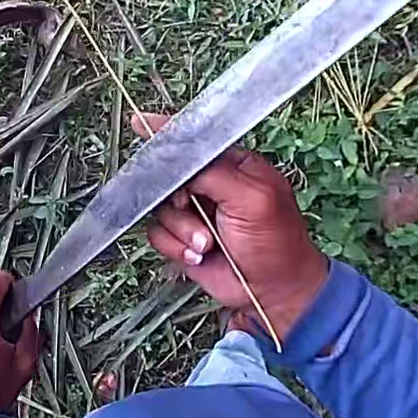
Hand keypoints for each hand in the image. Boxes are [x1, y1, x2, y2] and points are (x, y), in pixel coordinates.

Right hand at [132, 112, 329, 340]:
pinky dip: (176, 246)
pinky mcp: (182, 239)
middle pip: (168, 176)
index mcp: (232, 166)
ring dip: (182, 229)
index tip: (141, 125)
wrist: (273, 292)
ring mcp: (194, 213)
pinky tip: (199, 255)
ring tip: (207, 243)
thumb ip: (214, 173)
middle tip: (190, 206)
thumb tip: (178, 163)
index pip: (195, 142)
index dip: (167, 135)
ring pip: (160, 209)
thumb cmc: (275, 242)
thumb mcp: (252, 198)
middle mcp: (209, 186)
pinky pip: (158, 234)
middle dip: (177, 197)